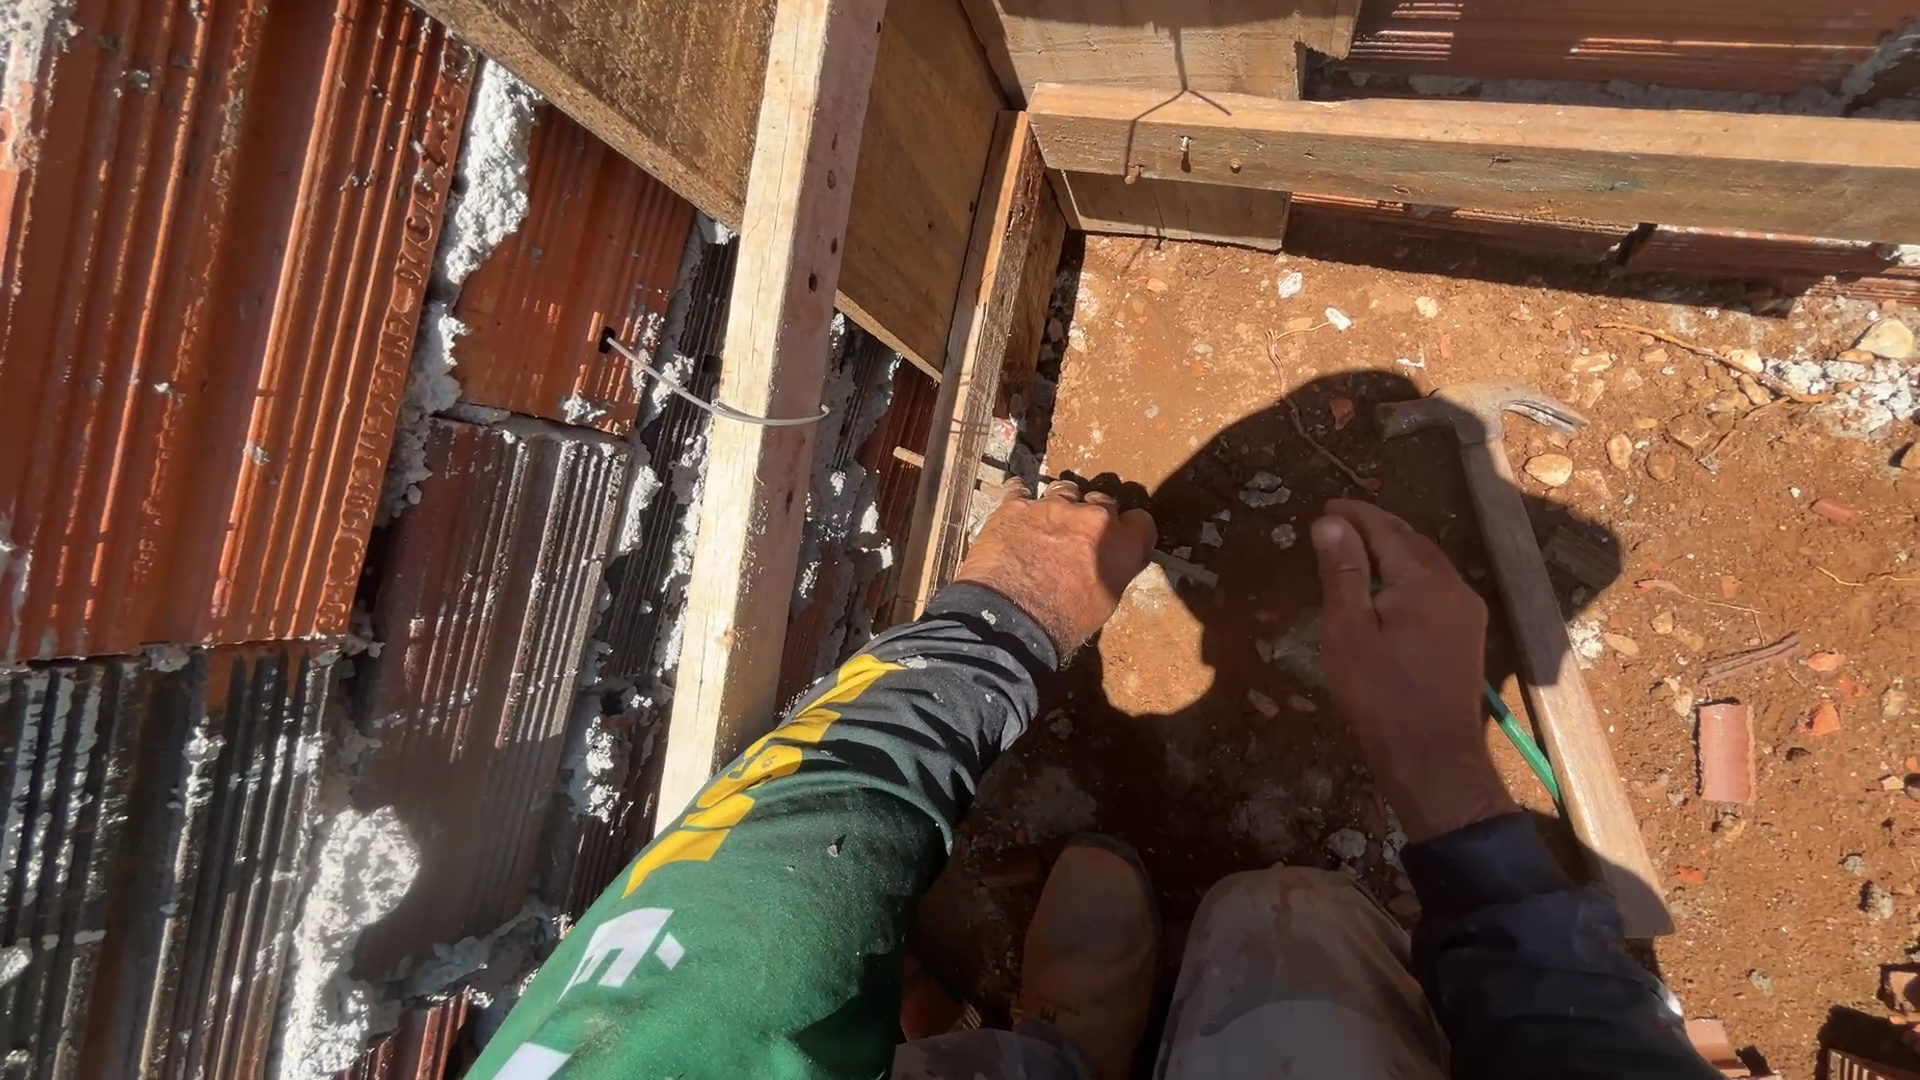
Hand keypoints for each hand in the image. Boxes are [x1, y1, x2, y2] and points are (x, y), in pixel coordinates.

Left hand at [953, 479, 1156, 655]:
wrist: (1011, 615)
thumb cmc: (1063, 620)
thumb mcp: (1105, 602)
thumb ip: (1114, 569)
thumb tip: (1109, 562)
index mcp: (1120, 543)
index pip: (1141, 521)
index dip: (1130, 530)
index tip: (1121, 538)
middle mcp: (1091, 516)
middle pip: (1102, 501)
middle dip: (1094, 515)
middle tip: (1079, 535)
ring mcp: (1052, 506)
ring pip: (1064, 490)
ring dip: (1061, 504)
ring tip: (1047, 523)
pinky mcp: (1016, 506)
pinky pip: (1019, 489)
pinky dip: (1020, 497)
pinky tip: (1017, 508)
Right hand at [1311, 499, 1516, 842]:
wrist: (1430, 754)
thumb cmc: (1378, 691)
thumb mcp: (1347, 629)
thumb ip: (1342, 572)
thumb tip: (1330, 523)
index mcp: (1424, 581)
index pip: (1387, 530)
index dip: (1355, 514)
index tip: (1325, 507)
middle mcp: (1454, 588)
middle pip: (1411, 541)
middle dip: (1373, 526)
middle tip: (1335, 522)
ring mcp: (1466, 612)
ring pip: (1425, 563)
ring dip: (1390, 548)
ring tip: (1353, 548)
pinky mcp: (1465, 635)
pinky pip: (1433, 586)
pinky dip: (1404, 572)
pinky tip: (1384, 586)